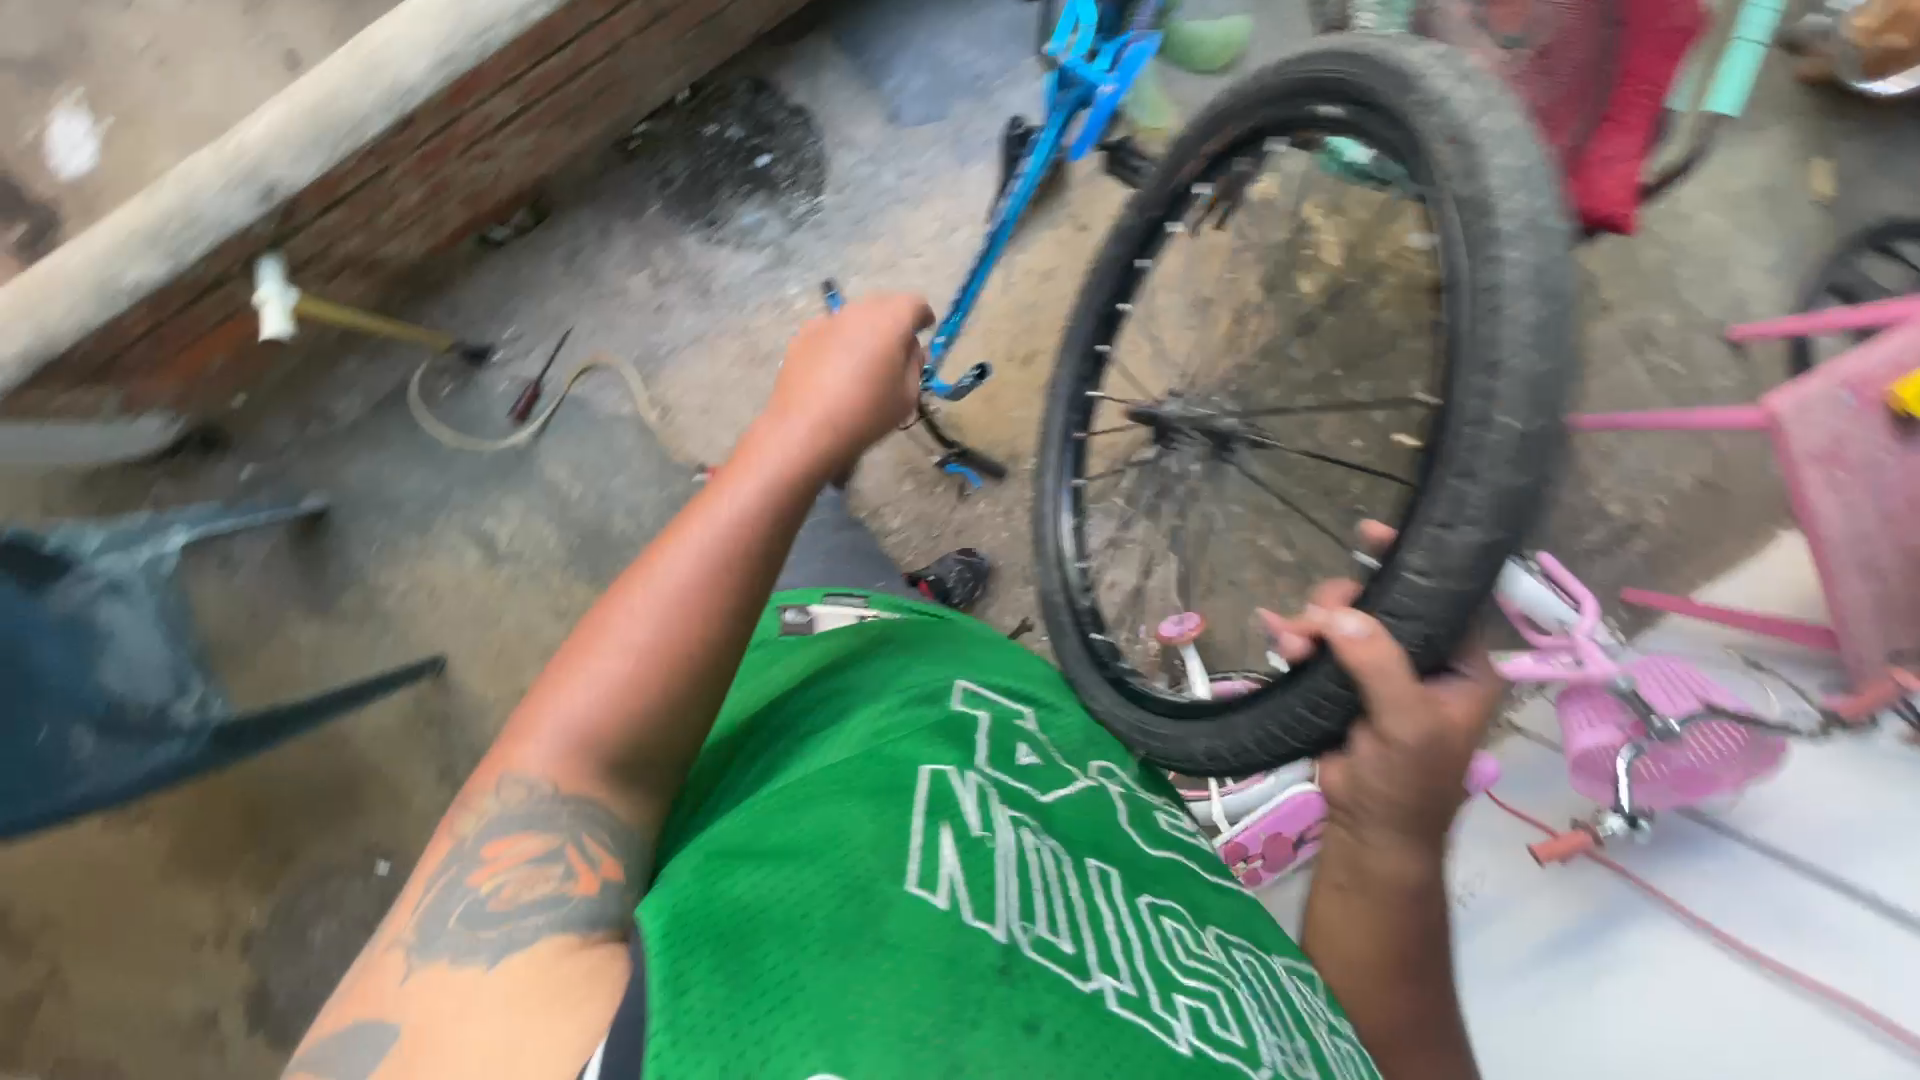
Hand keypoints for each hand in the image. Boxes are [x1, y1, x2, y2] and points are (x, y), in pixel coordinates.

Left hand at [757, 291, 933, 479]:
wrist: (805, 430)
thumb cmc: (866, 414)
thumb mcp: (907, 395)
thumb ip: (915, 364)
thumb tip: (911, 349)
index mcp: (889, 321)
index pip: (914, 303)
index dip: (923, 315)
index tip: (926, 330)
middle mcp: (857, 312)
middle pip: (883, 304)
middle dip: (894, 321)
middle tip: (897, 348)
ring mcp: (825, 321)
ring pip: (854, 316)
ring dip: (866, 330)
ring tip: (865, 360)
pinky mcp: (801, 336)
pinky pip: (830, 330)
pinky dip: (840, 341)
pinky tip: (836, 368)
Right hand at [1259, 523, 1504, 868]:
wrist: (1368, 826)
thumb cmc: (1408, 782)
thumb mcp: (1406, 724)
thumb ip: (1379, 666)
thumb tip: (1340, 616)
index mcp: (1459, 662)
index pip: (1443, 598)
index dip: (1412, 563)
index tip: (1372, 536)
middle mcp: (1419, 656)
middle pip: (1380, 601)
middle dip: (1341, 603)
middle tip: (1312, 618)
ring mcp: (1376, 667)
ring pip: (1342, 619)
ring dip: (1311, 623)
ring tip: (1290, 644)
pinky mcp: (1339, 681)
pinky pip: (1316, 642)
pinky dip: (1295, 637)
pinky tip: (1278, 638)